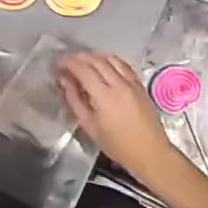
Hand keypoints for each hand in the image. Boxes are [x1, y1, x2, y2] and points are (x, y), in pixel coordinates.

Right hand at [56, 52, 180, 179]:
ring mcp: (132, 83)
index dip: (68, 63)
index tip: (57, 63)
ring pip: (112, 60)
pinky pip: (124, 66)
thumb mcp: (90, 126)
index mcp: (105, 96)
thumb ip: (75, 100)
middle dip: (79, 57)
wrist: (150, 152)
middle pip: (97, 61)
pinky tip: (104, 65)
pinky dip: (110, 61)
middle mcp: (120, 84)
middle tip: (66, 60)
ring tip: (82, 60)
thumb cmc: (117, 144)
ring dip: (95, 56)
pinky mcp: (140, 86)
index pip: (83, 70)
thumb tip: (64, 81)